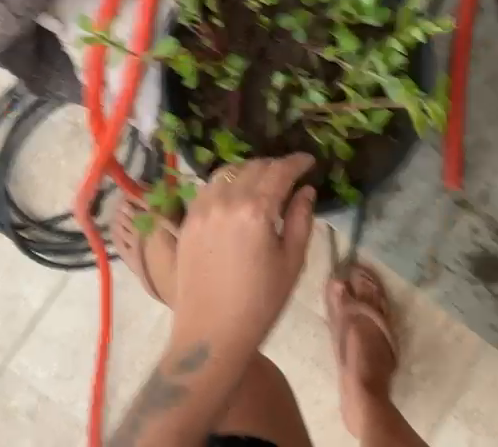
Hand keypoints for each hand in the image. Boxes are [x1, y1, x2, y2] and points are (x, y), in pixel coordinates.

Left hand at [167, 154, 318, 358]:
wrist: (210, 335)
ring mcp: (202, 209)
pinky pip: (208, 188)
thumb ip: (301, 219)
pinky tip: (235, 197)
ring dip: (249, 171)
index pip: (280, 171)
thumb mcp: (291, 262)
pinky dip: (226, 184)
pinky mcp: (187, 221)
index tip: (309, 162)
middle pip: (254, 167)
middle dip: (275, 166)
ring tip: (262, 183)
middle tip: (289, 175)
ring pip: (228, 172)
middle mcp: (226, 200)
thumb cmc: (260, 304)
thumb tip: (305, 191)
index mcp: (256, 210)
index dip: (297, 162)